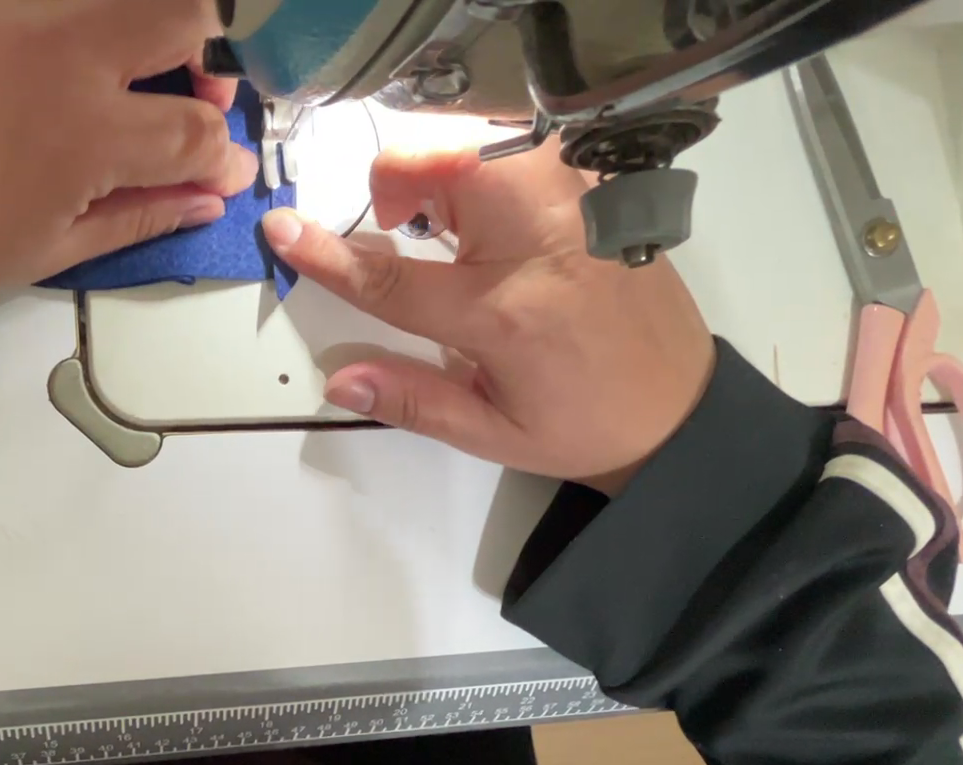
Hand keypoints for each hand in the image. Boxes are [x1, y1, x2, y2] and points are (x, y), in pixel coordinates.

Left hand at [0, 0, 258, 303]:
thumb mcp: (59, 248)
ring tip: (132, 62)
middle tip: (194, 92)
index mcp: (91, 136)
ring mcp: (8, 7)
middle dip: (210, 54)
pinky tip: (60, 51)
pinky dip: (71, 16)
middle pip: (180, 10)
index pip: (196, 131)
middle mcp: (63, 51)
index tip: (226, 172)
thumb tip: (205, 200)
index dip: (225, 156)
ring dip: (147, 20)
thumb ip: (143, 214)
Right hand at [262, 145, 715, 494]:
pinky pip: (531, 141)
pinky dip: (489, 157)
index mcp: (508, 315)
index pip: (395, 277)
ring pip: (491, 134)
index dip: (329, 254)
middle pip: (449, 159)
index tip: (283, 228)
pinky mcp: (604, 191)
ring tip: (447, 221)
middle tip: (401, 225)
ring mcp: (583, 206)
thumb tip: (340, 381)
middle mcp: (546, 244)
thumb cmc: (583, 425)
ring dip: (446, 165)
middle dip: (399, 176)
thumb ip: (411, 401)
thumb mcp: (489, 432)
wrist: (680, 407)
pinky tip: (491, 209)